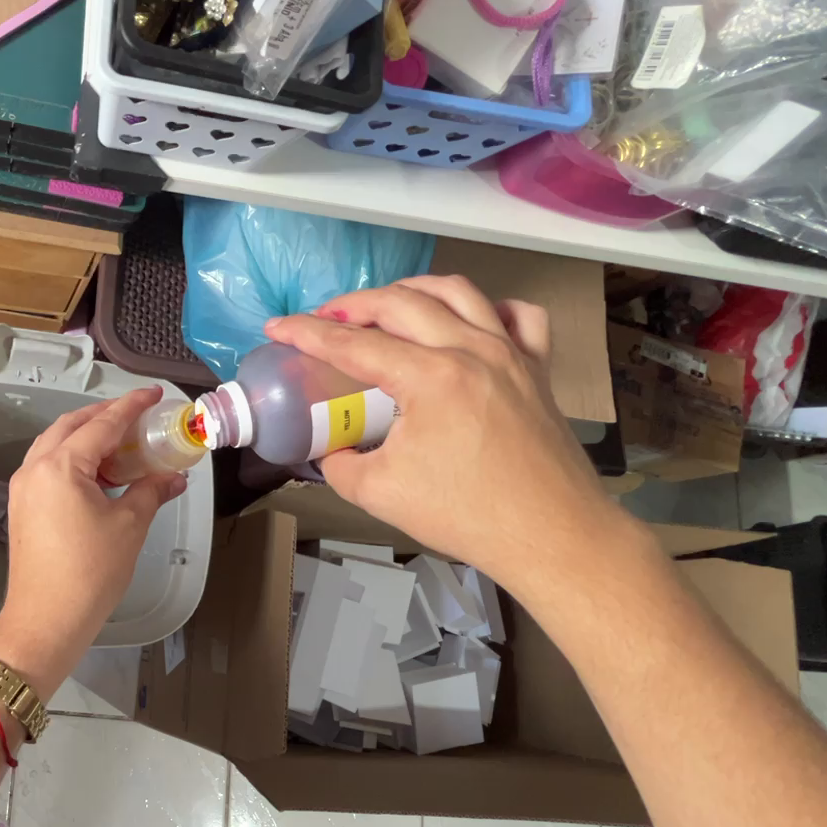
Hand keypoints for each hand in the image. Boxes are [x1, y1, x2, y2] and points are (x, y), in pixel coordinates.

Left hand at [0, 388, 188, 696]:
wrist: (46, 619)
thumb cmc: (89, 572)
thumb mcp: (129, 526)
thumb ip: (151, 491)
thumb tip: (175, 477)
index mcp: (61, 465)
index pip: (101, 424)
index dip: (130, 406)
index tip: (153, 394)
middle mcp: (34, 468)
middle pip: (70, 426)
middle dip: (104, 416)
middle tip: (137, 417)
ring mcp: (22, 488)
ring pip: (54, 445)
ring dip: (86, 436)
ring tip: (120, 444)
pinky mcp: (21, 507)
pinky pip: (47, 466)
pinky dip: (73, 458)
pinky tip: (97, 473)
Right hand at [266, 275, 631, 593]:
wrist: (549, 534)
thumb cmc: (463, 514)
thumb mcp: (376, 493)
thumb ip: (339, 463)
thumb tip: (332, 448)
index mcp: (430, 378)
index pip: (354, 343)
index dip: (307, 333)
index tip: (277, 327)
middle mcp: (472, 350)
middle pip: (402, 302)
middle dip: (353, 304)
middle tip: (323, 319)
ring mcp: (512, 354)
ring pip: (457, 292)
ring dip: (411, 291)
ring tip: (384, 306)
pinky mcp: (537, 369)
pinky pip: (518, 316)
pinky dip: (487, 308)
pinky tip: (467, 322)